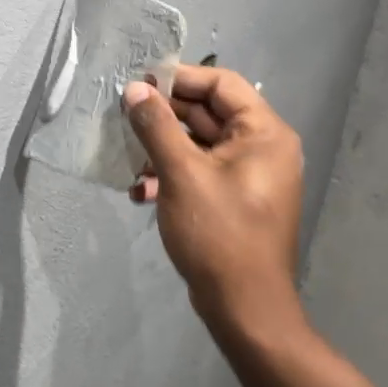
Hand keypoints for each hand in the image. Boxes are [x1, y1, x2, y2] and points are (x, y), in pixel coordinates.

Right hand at [123, 64, 306, 336]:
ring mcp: (249, 177)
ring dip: (162, 148)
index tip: (139, 83)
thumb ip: (157, 126)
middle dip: (164, 116)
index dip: (179, 78)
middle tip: (124, 116)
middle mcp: (263, 148)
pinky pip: (201, 171)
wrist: (244, 307)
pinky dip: (172, 175)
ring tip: (127, 157)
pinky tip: (140, 190)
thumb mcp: (181, 174)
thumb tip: (135, 90)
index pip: (221, 83)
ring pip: (200, 144)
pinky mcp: (234, 201)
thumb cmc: (218, 233)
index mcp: (264, 133)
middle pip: (208, 113)